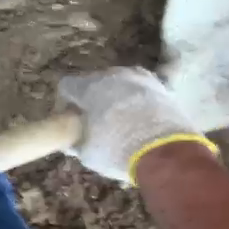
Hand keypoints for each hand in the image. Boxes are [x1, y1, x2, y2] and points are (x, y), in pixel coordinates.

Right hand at [57, 67, 217, 183]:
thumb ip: (76, 140)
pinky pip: (142, 90)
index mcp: (88, 87)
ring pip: (120, 83)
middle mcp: (113, 75)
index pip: (66, 85)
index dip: (64, 102)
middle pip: (94, 82)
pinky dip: (138, 101)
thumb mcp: (86, 152)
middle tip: (93, 121)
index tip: (68, 119)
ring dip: (116, 97)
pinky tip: (140, 119)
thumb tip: (72, 140)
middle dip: (91, 99)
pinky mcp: (163, 87)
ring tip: (119, 120)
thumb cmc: (116, 150)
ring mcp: (141, 78)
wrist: (165, 151)